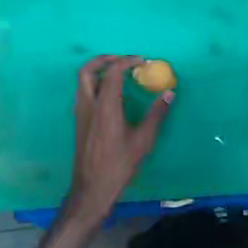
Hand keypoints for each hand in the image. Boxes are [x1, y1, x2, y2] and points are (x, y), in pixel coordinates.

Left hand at [64, 55, 171, 222]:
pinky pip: (82, 93)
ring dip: (97, 71)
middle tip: (123, 60)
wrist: (92, 188)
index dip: (126, 62)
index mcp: (105, 107)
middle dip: (104, 60)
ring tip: (117, 74)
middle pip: (87, 70)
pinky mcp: (78, 122)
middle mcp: (88, 105)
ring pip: (81, 82)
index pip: (112, 73)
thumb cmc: (119, 165)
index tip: (141, 61)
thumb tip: (169, 93)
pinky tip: (110, 95)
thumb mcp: (143, 140)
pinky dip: (94, 84)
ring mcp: (80, 113)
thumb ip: (156, 114)